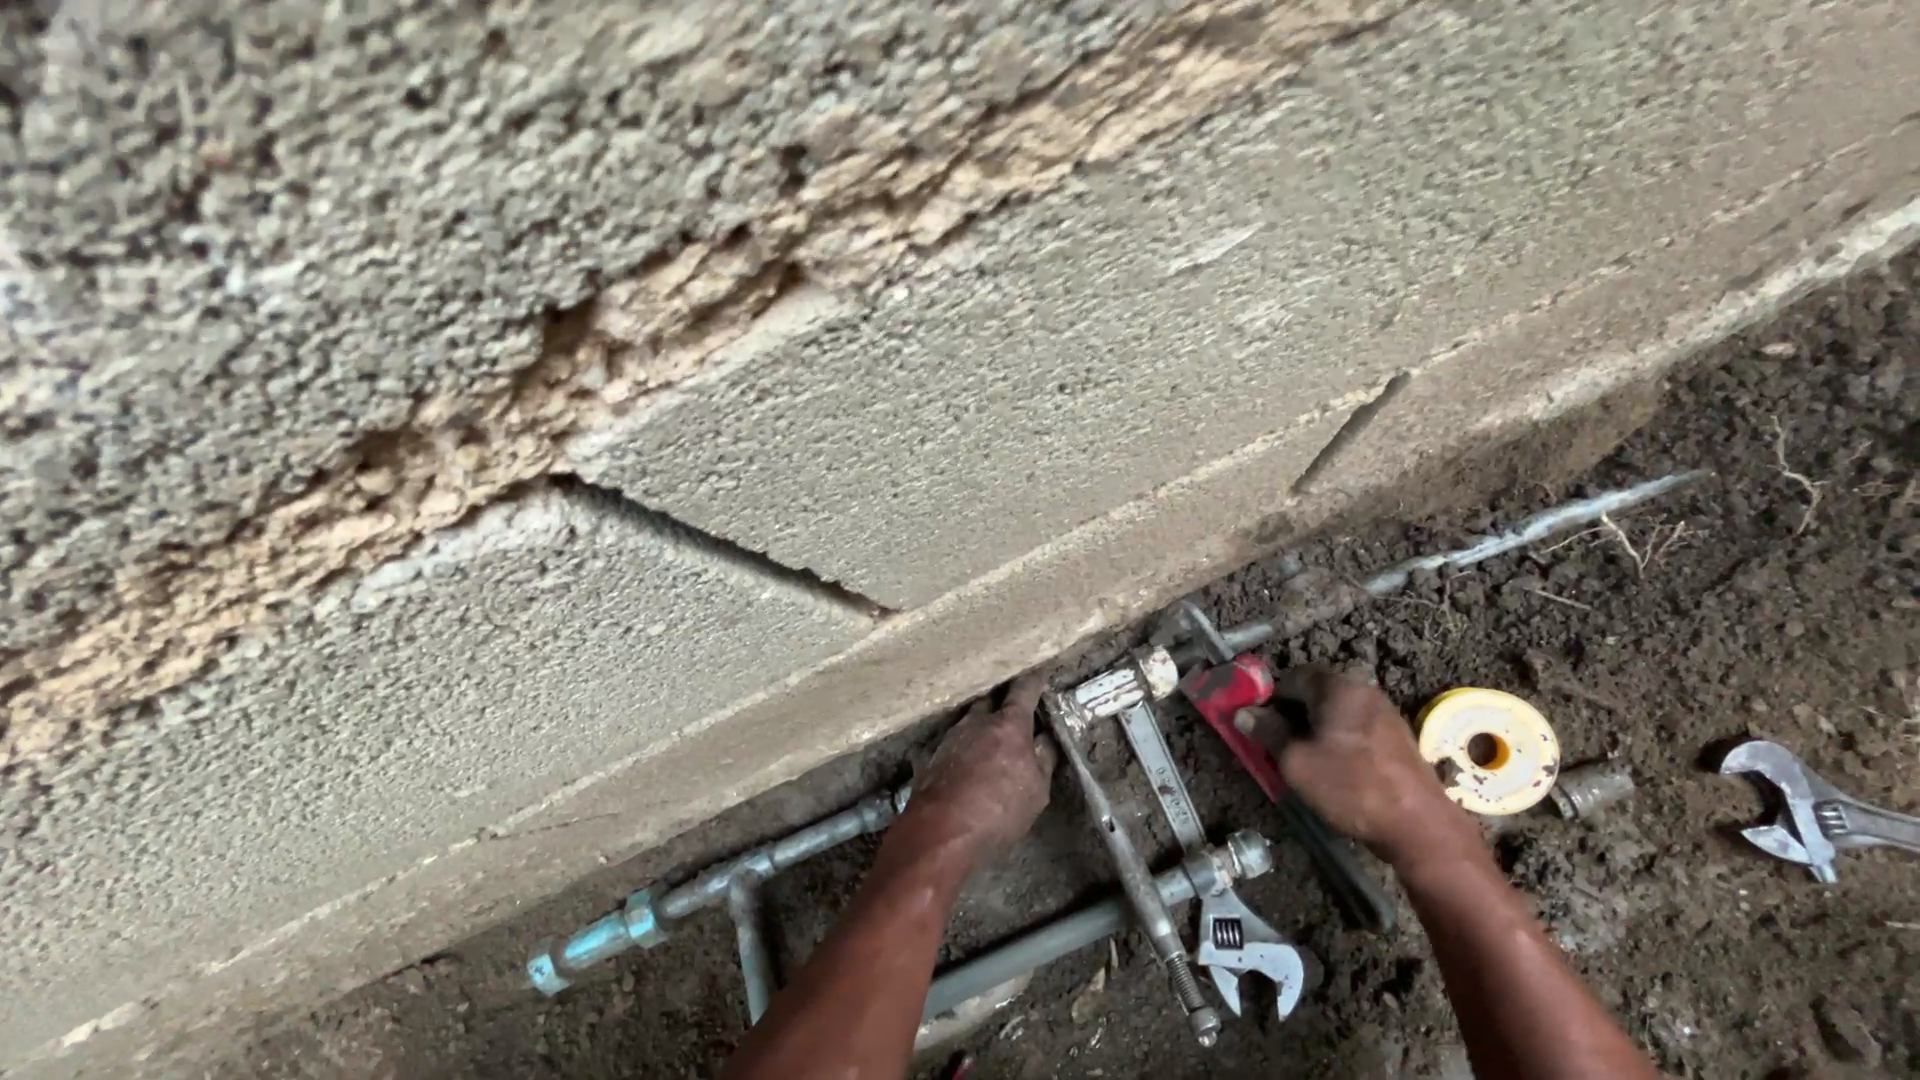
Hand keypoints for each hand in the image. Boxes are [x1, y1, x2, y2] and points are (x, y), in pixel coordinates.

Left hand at [900, 673, 1057, 867]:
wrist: (944, 829)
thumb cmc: (1000, 808)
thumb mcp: (1037, 790)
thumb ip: (1043, 760)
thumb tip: (1047, 742)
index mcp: (1009, 725)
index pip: (1023, 692)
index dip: (1033, 682)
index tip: (1037, 676)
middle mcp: (976, 722)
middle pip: (989, 701)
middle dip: (1000, 702)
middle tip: (1010, 709)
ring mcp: (949, 738)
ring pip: (965, 721)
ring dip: (977, 726)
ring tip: (984, 738)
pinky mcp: (928, 757)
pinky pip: (944, 746)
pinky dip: (955, 750)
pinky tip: (956, 763)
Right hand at [1237, 668, 1463, 864]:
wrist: (1419, 826)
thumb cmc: (1350, 786)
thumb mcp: (1296, 762)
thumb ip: (1267, 732)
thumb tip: (1244, 713)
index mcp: (1338, 687)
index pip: (1292, 677)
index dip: (1269, 698)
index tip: (1259, 724)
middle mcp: (1364, 691)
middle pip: (1316, 692)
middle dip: (1292, 714)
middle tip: (1277, 743)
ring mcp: (1385, 713)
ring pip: (1336, 711)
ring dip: (1315, 728)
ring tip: (1303, 758)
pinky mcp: (1397, 737)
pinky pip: (1356, 727)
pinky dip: (1338, 739)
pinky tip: (1334, 767)